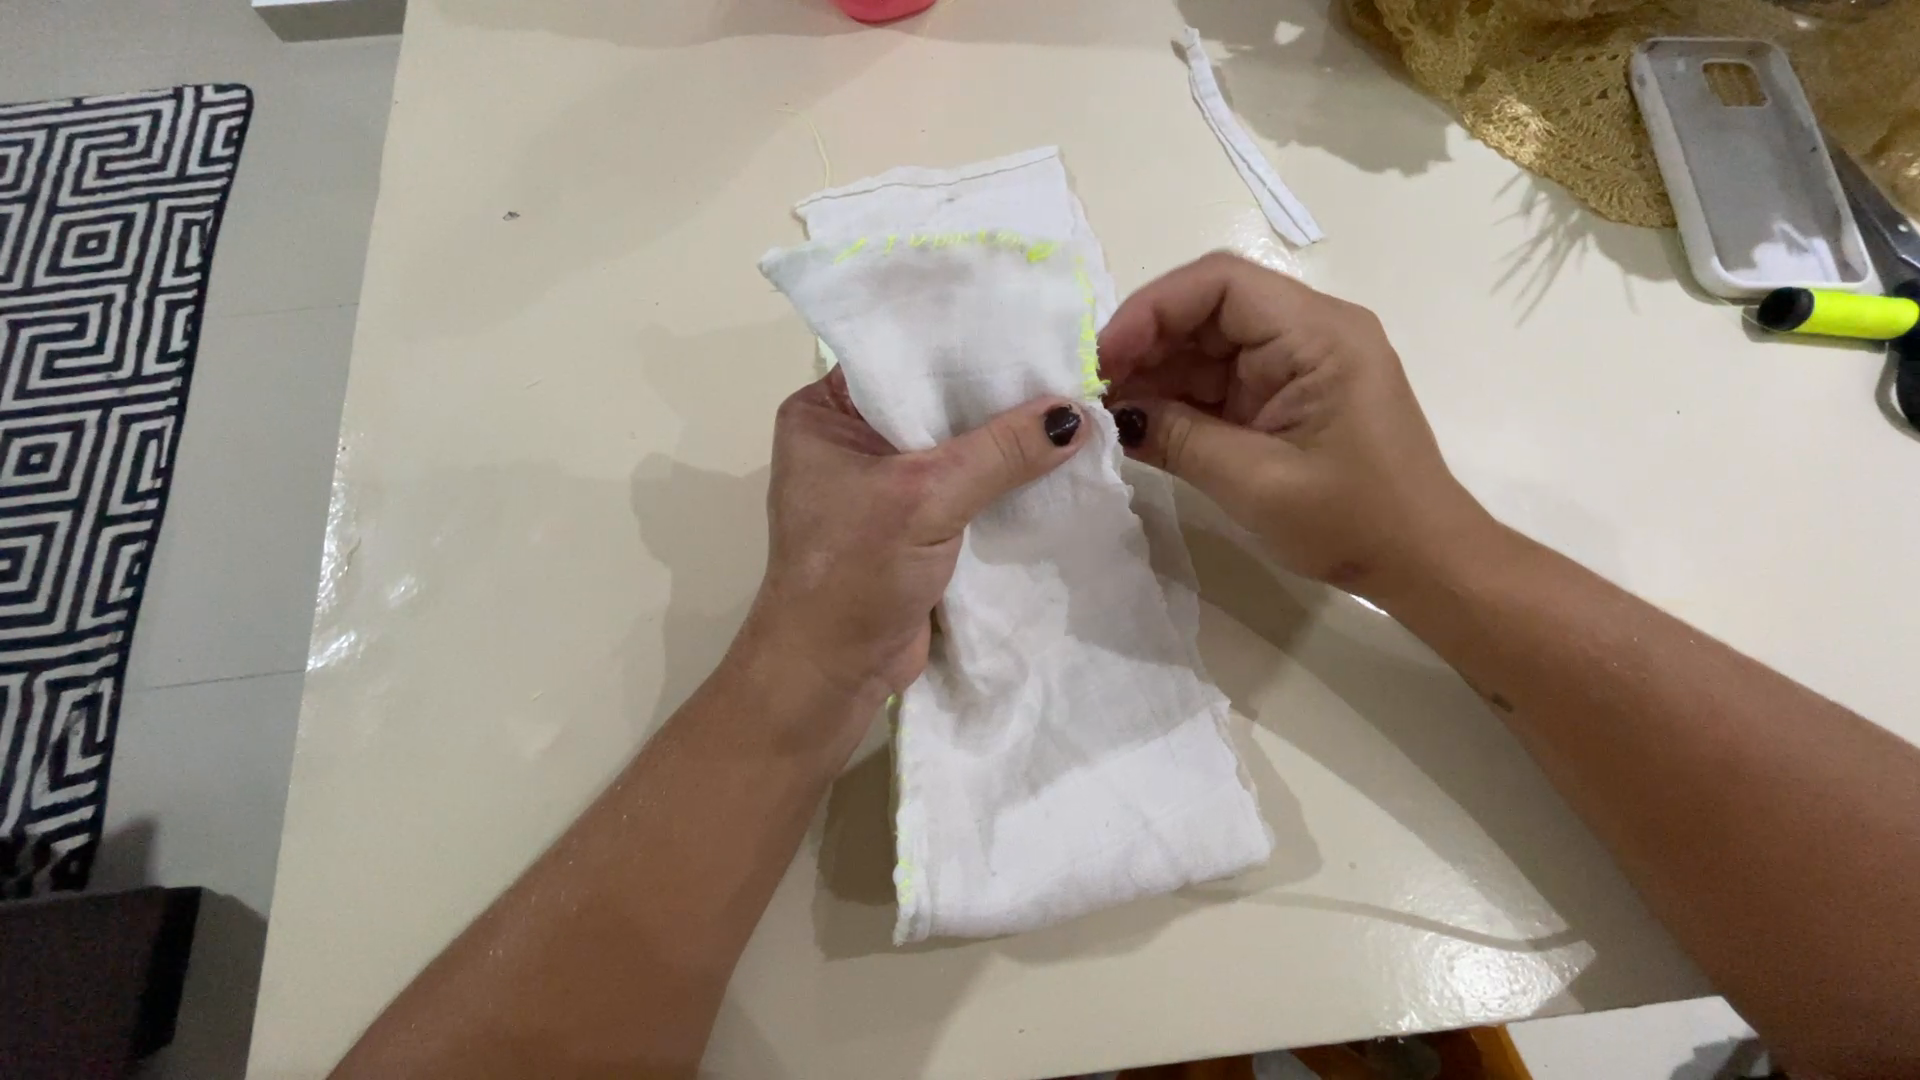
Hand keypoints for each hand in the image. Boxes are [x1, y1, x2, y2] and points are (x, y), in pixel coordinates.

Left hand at [737, 369, 1085, 710]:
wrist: (833, 673)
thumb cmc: (855, 573)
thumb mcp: (925, 498)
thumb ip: (999, 452)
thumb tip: (1076, 414)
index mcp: (823, 412)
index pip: (900, 357)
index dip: (962, 343)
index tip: (1029, 324)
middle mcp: (850, 439)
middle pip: (932, 401)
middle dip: (993, 392)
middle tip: (1064, 362)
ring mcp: (881, 483)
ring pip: (953, 445)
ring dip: (1003, 438)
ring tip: (1072, 404)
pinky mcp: (910, 522)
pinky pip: (962, 484)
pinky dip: (1000, 477)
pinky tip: (1052, 459)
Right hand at [1098, 252, 1495, 600]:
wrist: (1418, 561)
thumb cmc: (1352, 521)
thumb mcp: (1255, 482)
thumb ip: (1177, 438)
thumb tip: (1111, 415)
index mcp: (1318, 335)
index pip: (1220, 283)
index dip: (1151, 310)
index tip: (1103, 358)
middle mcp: (1305, 333)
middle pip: (1206, 309)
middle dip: (1143, 343)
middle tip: (1090, 389)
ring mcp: (1291, 365)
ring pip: (1203, 346)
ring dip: (1151, 374)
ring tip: (1102, 410)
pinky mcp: (1278, 396)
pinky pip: (1214, 382)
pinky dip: (1172, 400)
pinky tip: (1134, 422)